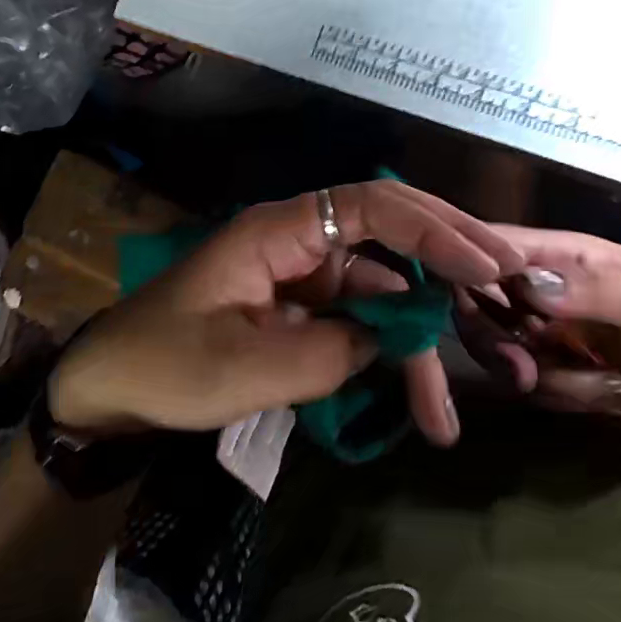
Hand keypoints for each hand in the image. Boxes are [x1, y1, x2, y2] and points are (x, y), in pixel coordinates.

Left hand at [48, 181, 522, 444]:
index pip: (375, 208)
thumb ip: (325, 353)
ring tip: (444, 413)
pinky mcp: (314, 312)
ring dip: (423, 342)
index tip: (482, 266)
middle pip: (396, 233)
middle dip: (452, 259)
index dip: (433, 230)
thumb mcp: (240, 368)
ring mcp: (314, 278)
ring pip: (389, 292)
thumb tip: (386, 342)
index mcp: (284, 231)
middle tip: (510, 283)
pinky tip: (417, 405)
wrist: (111, 392)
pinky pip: (370, 324)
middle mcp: (308, 242)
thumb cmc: (161, 365)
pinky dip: (396, 360)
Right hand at [467, 227, 620, 447]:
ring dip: (539, 375)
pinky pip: (532, 385)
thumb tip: (526, 285)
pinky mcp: (557, 370)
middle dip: (493, 339)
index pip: (494, 247)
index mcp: (563, 256)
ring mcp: (547, 332)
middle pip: (478, 302)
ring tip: (596, 382)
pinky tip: (608, 390)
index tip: (463, 304)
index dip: (466, 267)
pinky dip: (565, 394)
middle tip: (524, 369)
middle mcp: (544, 289)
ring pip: (499, 349)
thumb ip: (594, 292)